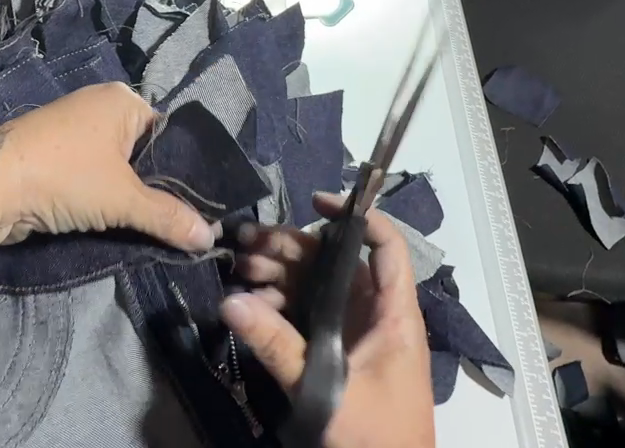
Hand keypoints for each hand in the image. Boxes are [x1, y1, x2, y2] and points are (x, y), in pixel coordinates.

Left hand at [0, 81, 215, 252]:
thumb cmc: (65, 176)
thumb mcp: (124, 199)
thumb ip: (169, 217)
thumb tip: (212, 238)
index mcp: (123, 100)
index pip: (171, 134)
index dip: (188, 172)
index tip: (209, 207)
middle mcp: (102, 107)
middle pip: (147, 152)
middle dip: (162, 189)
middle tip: (190, 225)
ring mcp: (77, 131)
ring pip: (122, 168)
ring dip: (134, 198)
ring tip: (164, 230)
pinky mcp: (59, 156)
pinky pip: (98, 176)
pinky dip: (110, 198)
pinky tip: (125, 224)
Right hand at [222, 193, 434, 447]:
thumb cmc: (376, 441)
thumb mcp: (327, 392)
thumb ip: (279, 345)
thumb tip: (231, 301)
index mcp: (393, 316)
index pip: (386, 248)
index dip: (358, 217)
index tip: (315, 201)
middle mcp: (373, 314)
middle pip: (335, 261)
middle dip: (291, 245)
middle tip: (245, 242)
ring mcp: (353, 333)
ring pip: (315, 284)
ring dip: (278, 271)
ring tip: (240, 268)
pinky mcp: (334, 354)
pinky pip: (305, 313)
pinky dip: (278, 303)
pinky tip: (251, 304)